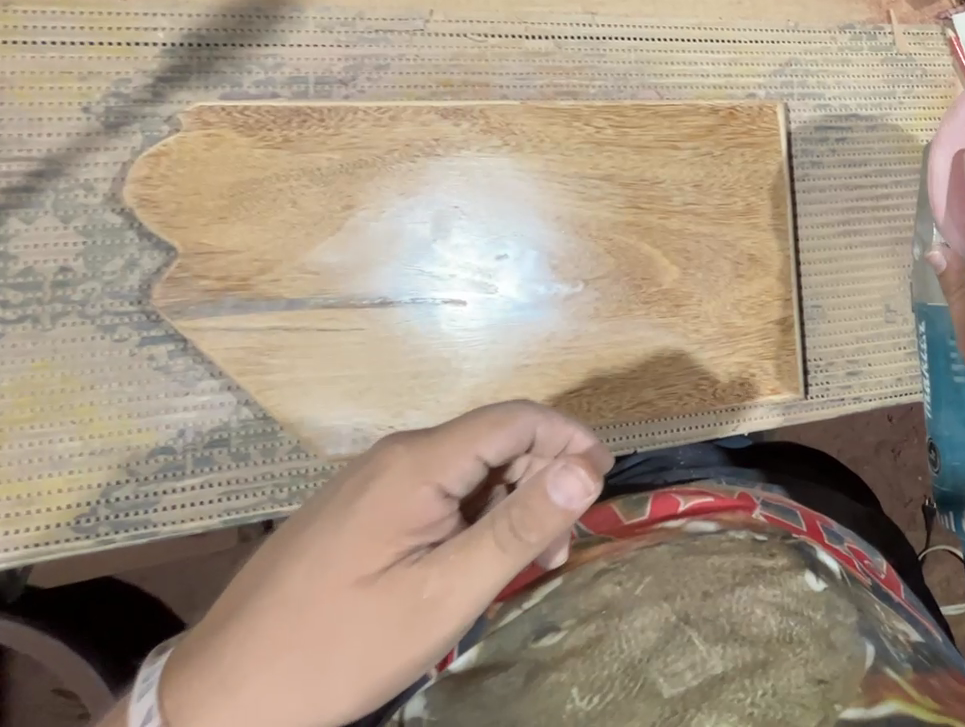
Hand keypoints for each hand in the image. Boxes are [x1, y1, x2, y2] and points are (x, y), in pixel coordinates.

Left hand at [159, 402, 612, 726]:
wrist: (213, 707)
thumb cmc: (339, 649)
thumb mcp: (444, 594)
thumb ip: (520, 526)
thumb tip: (589, 467)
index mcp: (417, 463)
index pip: (520, 418)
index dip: (572, 439)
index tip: (601, 485)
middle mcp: (396, 455)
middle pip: (498, 441)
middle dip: (543, 482)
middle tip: (556, 550)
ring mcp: (373, 479)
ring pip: (471, 468)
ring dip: (511, 504)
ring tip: (521, 565)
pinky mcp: (360, 507)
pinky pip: (439, 490)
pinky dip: (474, 517)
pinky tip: (472, 563)